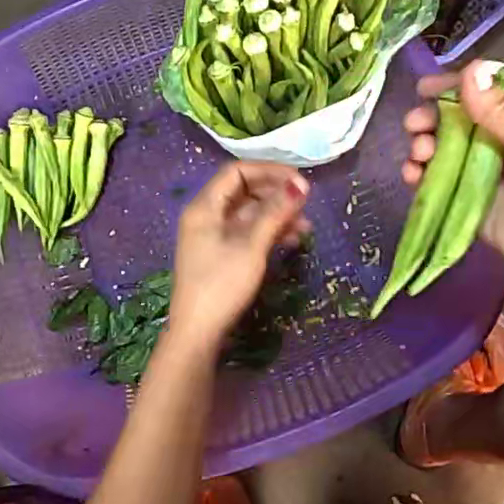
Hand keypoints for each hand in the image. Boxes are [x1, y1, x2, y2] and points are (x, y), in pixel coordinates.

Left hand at [170, 161, 310, 346]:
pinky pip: (247, 232)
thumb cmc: (222, 285)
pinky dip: (269, 232)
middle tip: (306, 205)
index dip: (270, 172)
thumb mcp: (252, 246)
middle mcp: (206, 215)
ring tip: (305, 229)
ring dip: (277, 216)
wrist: (198, 332)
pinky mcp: (221, 254)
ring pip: (249, 213)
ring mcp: (213, 236)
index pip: (238, 172)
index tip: (300, 183)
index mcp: (205, 207)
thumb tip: (301, 184)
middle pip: (245, 191)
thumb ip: (276, 213)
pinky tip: (290, 242)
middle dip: (277, 195)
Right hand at [401, 61, 503, 291]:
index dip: (456, 86)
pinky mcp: (472, 206)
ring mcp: (486, 175)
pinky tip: (412, 174)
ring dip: (424, 145)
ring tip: (418, 151)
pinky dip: (422, 177)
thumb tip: (470, 70)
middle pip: (459, 119)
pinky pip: (441, 186)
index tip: (425, 88)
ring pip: (445, 151)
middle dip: (433, 117)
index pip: (488, 91)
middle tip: (414, 124)